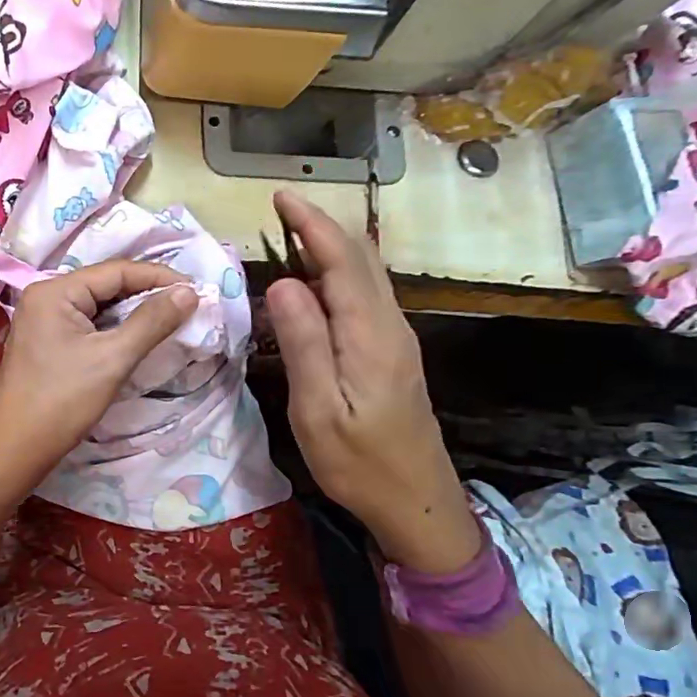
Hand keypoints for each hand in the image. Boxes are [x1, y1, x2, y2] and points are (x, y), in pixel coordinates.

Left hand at [0, 260, 197, 495]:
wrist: (15, 448)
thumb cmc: (62, 400)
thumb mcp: (113, 358)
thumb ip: (152, 321)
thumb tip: (190, 292)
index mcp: (55, 291)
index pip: (116, 271)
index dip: (159, 277)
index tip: (197, 290)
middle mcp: (45, 297)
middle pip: (106, 285)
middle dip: (147, 294)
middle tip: (188, 305)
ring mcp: (43, 320)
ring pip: (98, 306)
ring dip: (133, 312)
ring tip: (171, 319)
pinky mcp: (46, 343)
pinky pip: (87, 324)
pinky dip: (115, 329)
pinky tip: (138, 337)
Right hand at [264, 192, 479, 572]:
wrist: (417, 501)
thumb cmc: (359, 462)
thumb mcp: (318, 408)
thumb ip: (304, 342)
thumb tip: (282, 282)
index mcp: (370, 333)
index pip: (340, 259)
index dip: (311, 222)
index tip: (279, 195)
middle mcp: (389, 324)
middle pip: (359, 257)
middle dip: (321, 225)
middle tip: (280, 210)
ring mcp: (395, 337)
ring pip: (365, 275)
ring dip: (330, 248)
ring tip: (290, 238)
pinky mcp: (392, 353)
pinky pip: (364, 296)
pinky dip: (337, 275)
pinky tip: (315, 286)